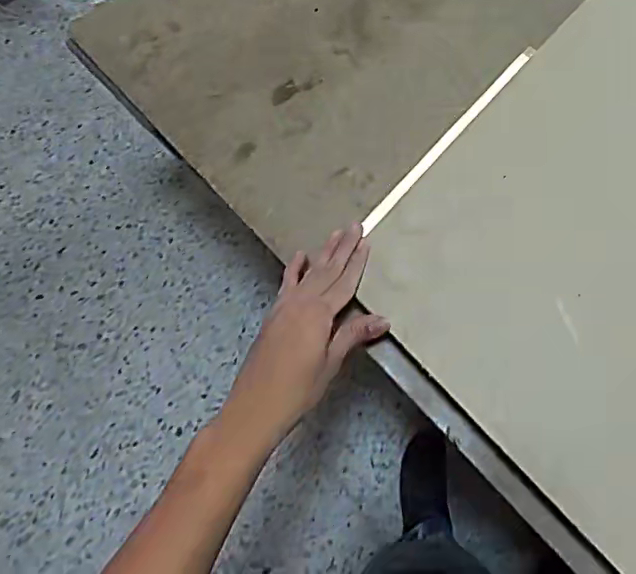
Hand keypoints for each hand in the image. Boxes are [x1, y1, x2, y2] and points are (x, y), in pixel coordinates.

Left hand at [220, 224, 388, 444]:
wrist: (253, 409)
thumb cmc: (296, 391)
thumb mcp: (330, 364)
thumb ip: (353, 336)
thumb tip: (382, 319)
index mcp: (319, 314)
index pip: (344, 282)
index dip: (356, 262)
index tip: (366, 241)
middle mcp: (301, 303)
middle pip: (328, 270)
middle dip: (343, 248)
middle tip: (355, 226)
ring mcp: (285, 307)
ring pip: (310, 272)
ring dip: (323, 252)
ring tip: (335, 234)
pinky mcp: (274, 315)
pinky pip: (288, 284)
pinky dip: (295, 269)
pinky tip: (300, 256)